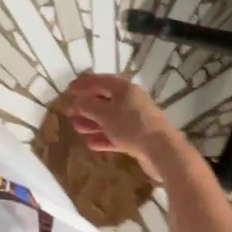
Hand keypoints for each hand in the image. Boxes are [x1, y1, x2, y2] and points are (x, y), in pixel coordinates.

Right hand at [63, 74, 181, 180]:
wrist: (162, 151)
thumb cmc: (130, 126)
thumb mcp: (104, 113)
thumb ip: (88, 105)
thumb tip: (76, 100)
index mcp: (123, 88)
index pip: (100, 81)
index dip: (83, 84)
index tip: (69, 89)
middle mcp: (130, 100)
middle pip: (105, 100)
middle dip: (86, 106)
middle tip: (70, 112)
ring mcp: (136, 120)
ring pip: (110, 119)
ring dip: (93, 123)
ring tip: (77, 128)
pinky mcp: (139, 137)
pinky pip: (118, 134)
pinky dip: (104, 137)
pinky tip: (91, 144)